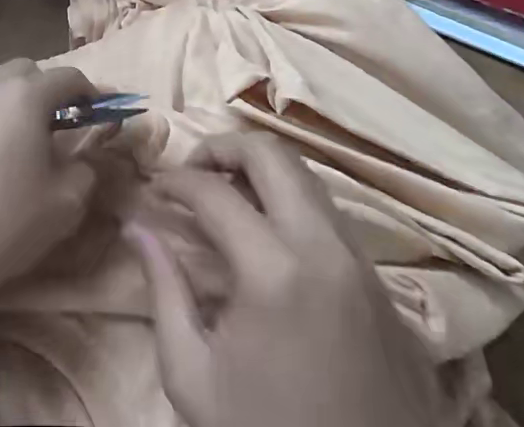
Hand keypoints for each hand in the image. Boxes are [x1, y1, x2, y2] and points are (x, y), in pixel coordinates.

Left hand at [0, 58, 100, 301]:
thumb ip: (85, 168)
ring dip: (17, 101)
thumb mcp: (67, 201)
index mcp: (25, 96)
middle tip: (62, 125)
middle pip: (27, 71)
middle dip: (49, 89)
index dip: (90, 92)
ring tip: (26, 141)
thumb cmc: (9, 219)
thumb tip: (81, 158)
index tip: (100, 113)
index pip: (68, 77)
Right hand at [125, 133, 440, 426]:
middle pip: (273, 156)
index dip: (174, 179)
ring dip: (259, 173)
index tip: (152, 189)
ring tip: (223, 198)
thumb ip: (163, 290)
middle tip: (190, 173)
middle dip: (221, 148)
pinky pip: (332, 219)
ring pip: (309, 180)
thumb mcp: (193, 376)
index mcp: (276, 272)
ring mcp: (365, 268)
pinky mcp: (387, 292)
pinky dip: (290, 205)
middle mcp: (327, 252)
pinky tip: (266, 238)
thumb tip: (137, 227)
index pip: (214, 189)